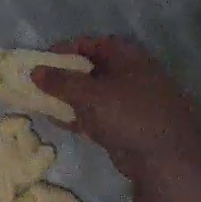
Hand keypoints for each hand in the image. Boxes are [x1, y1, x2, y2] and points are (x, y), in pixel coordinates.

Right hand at [33, 36, 200, 181]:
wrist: (165, 157)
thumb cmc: (128, 114)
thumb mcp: (89, 94)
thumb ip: (60, 81)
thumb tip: (35, 71)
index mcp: (129, 59)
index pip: (94, 44)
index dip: (67, 48)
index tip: (43, 59)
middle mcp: (130, 76)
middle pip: (91, 68)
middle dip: (63, 74)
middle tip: (39, 81)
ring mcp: (129, 101)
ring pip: (91, 92)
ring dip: (66, 96)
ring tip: (40, 101)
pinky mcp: (125, 124)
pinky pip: (95, 113)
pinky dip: (75, 114)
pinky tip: (55, 120)